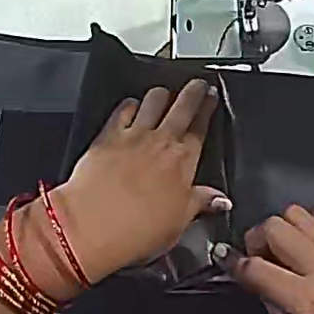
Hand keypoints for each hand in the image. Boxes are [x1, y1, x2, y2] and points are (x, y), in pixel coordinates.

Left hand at [48, 79, 227, 283]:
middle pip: (182, 106)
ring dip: (161, 93)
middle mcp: (161, 141)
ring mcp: (133, 135)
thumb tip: (219, 200)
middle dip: (193, 91)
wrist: (93, 223)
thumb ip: (199, 203)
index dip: (207, 110)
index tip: (211, 98)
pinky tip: (131, 103)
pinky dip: (130, 104)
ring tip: (165, 91)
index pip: (200, 128)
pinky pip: (122, 109)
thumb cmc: (136, 228)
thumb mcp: (178, 223)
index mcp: (183, 162)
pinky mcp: (107, 135)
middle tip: (198, 84)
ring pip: (153, 100)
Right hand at [230, 206, 313, 313]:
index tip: (226, 263)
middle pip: (273, 227)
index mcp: (309, 301)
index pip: (256, 268)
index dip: (233, 264)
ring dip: (281, 229)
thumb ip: (276, 313)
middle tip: (255, 258)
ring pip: (296, 214)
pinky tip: (308, 247)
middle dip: (255, 239)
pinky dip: (308, 225)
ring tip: (281, 251)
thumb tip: (258, 285)